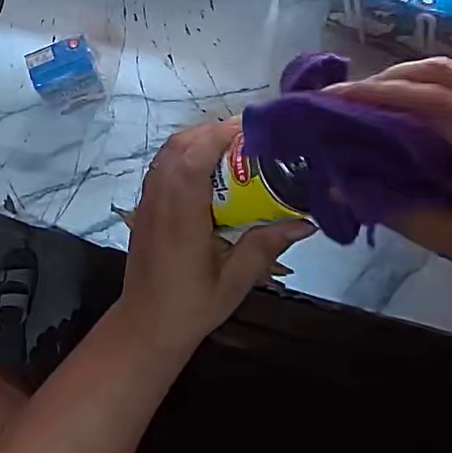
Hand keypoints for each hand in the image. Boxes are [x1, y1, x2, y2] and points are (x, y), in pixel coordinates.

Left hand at [119, 119, 314, 355]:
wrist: (145, 325)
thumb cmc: (191, 305)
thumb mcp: (235, 280)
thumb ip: (266, 246)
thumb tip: (305, 223)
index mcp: (181, 214)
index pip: (194, 156)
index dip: (220, 134)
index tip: (252, 127)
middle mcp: (160, 197)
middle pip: (182, 144)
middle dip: (214, 131)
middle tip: (251, 136)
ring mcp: (148, 198)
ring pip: (170, 150)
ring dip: (199, 138)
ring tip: (234, 145)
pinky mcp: (145, 202)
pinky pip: (164, 163)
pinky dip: (186, 151)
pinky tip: (210, 165)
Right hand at [328, 58, 451, 325]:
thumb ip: (405, 211)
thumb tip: (346, 185)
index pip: (438, 102)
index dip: (384, 93)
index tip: (339, 96)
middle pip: (450, 74)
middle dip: (394, 77)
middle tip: (352, 97)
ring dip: (416, 75)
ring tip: (378, 95)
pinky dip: (436, 85)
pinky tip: (417, 106)